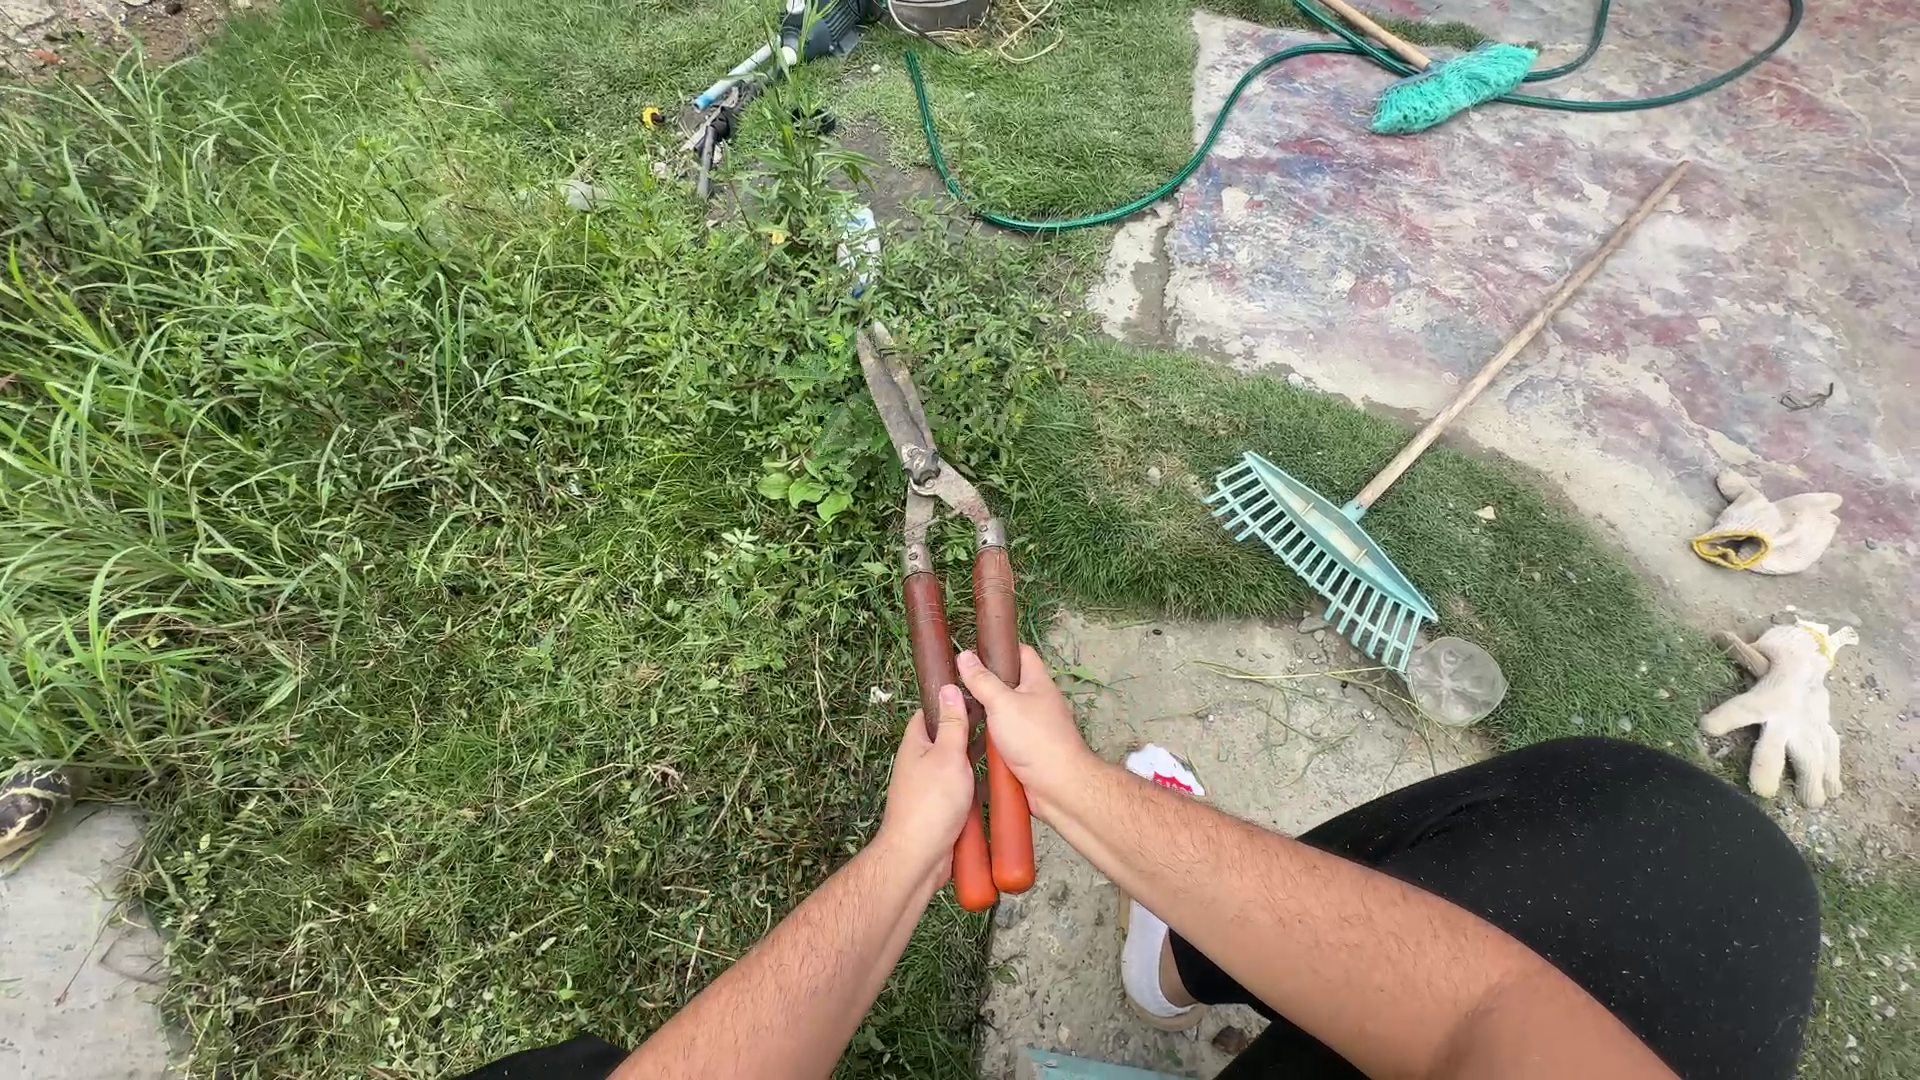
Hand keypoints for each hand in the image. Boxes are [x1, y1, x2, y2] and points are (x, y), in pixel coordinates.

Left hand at [877, 684, 976, 887]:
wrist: (918, 858)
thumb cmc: (931, 804)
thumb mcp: (948, 755)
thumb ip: (952, 724)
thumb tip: (948, 689)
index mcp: (916, 744)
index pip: (930, 713)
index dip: (949, 701)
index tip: (974, 694)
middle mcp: (919, 764)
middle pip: (946, 740)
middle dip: (969, 733)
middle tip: (996, 725)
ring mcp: (929, 788)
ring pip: (956, 767)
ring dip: (975, 763)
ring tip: (1002, 753)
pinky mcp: (940, 810)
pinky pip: (961, 792)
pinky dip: (976, 790)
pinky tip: (995, 788)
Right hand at [957, 645, 1095, 821]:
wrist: (1057, 787)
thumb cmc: (1035, 739)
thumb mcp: (1003, 703)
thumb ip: (983, 680)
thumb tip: (965, 656)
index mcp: (1037, 682)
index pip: (1021, 653)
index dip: (1000, 648)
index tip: (975, 649)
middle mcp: (1037, 701)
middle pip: (1008, 683)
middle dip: (985, 683)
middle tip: (958, 683)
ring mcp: (1032, 726)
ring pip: (1003, 712)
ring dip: (985, 714)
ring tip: (958, 709)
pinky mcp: (1026, 749)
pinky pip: (1003, 736)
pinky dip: (988, 737)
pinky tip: (970, 737)